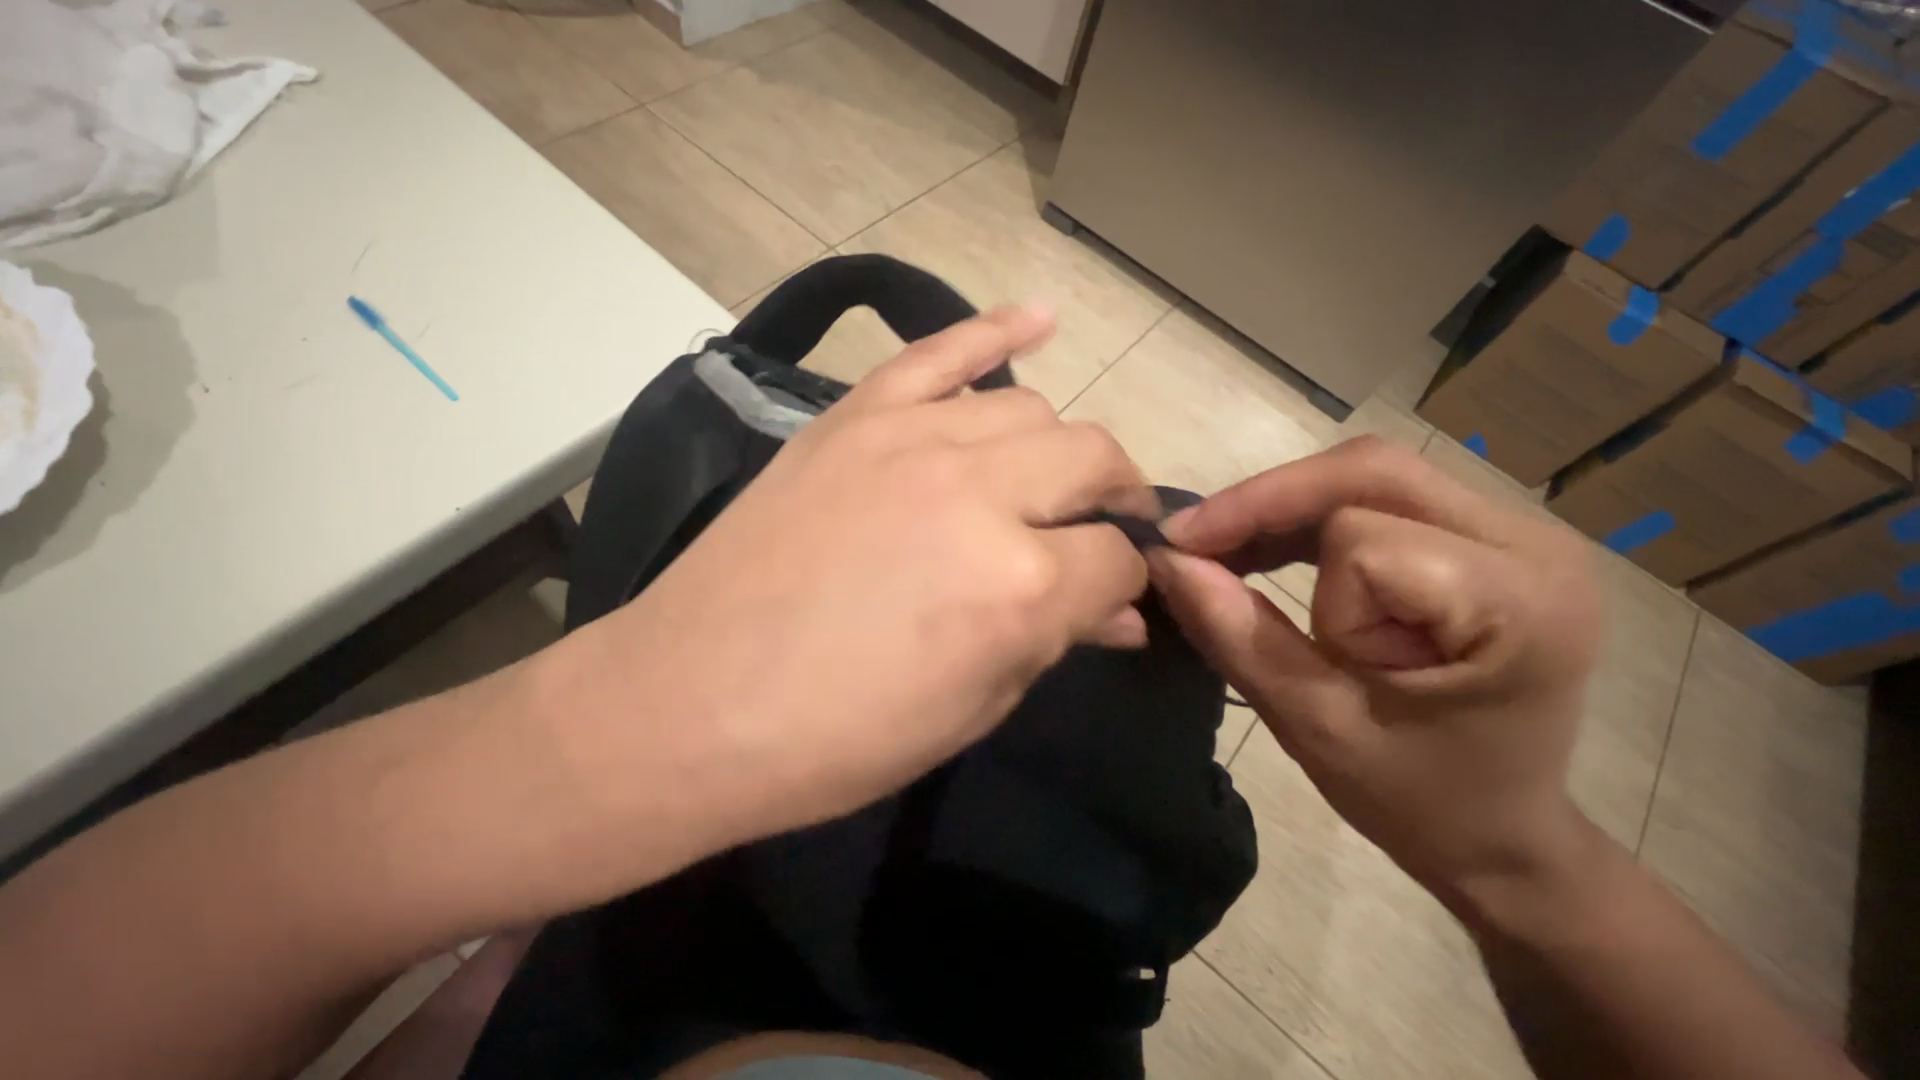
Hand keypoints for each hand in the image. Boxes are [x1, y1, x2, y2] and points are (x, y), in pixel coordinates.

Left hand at [564, 304, 1157, 851]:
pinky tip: (1041, 321)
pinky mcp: (853, 417)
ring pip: (1029, 409)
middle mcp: (980, 491)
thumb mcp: (971, 708)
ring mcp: (910, 439)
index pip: (1118, 558)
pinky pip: (940, 350)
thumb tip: (1121, 612)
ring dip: (1055, 450)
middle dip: (1114, 500)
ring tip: (1041, 484)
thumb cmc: (838, 739)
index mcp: (1018, 585)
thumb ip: (1055, 641)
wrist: (690, 705)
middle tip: (1098, 535)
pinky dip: (997, 331)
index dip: (1126, 583)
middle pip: (1092, 460)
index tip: (1113, 598)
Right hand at [1148, 437, 1604, 899]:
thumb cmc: (1418, 800)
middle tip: (1193, 542)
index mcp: (1517, 602)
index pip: (1366, 540)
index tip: (1281, 648)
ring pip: (1370, 474)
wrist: (1500, 836)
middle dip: (1268, 502)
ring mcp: (1518, 534)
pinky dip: (1314, 520)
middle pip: (1371, 471)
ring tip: (1224, 551)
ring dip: (1285, 508)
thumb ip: (1238, 635)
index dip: (1302, 586)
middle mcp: (1532, 543)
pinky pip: (1383, 498)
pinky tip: (1272, 550)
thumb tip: (1165, 559)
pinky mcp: (1490, 539)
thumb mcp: (1315, 726)